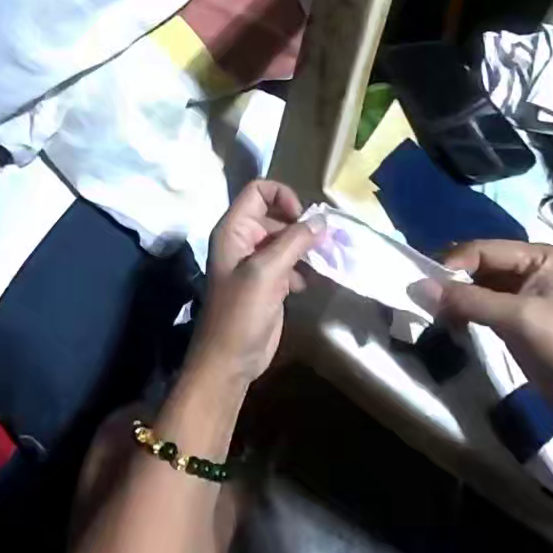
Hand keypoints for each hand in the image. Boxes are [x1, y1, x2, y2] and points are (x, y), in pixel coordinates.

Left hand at [191, 180, 320, 386]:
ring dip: (305, 246)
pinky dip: (302, 266)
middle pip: (275, 213)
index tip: (302, 217)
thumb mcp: (267, 271)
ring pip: (286, 238)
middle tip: (322, 240)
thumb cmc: (241, 312)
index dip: (282, 195)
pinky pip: (290, 261)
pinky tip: (306, 283)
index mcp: (234, 230)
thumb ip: (294, 241)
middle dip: (300, 223)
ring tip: (322, 259)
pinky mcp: (268, 281)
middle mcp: (244, 240)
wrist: (229, 361)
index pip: (258, 190)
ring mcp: (256, 262)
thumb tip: (321, 220)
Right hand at [418, 241, 552, 424]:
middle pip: (478, 266)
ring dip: (454, 298)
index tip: (422, 284)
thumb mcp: (518, 318)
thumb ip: (469, 301)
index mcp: (537, 255)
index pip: (483, 249)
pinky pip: (481, 308)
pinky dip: (463, 313)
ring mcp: (521, 296)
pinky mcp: (515, 321)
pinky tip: (447, 323)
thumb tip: (417, 287)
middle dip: (451, 280)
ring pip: (476, 287)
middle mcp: (528, 268)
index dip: (453, 264)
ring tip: (430, 312)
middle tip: (421, 297)